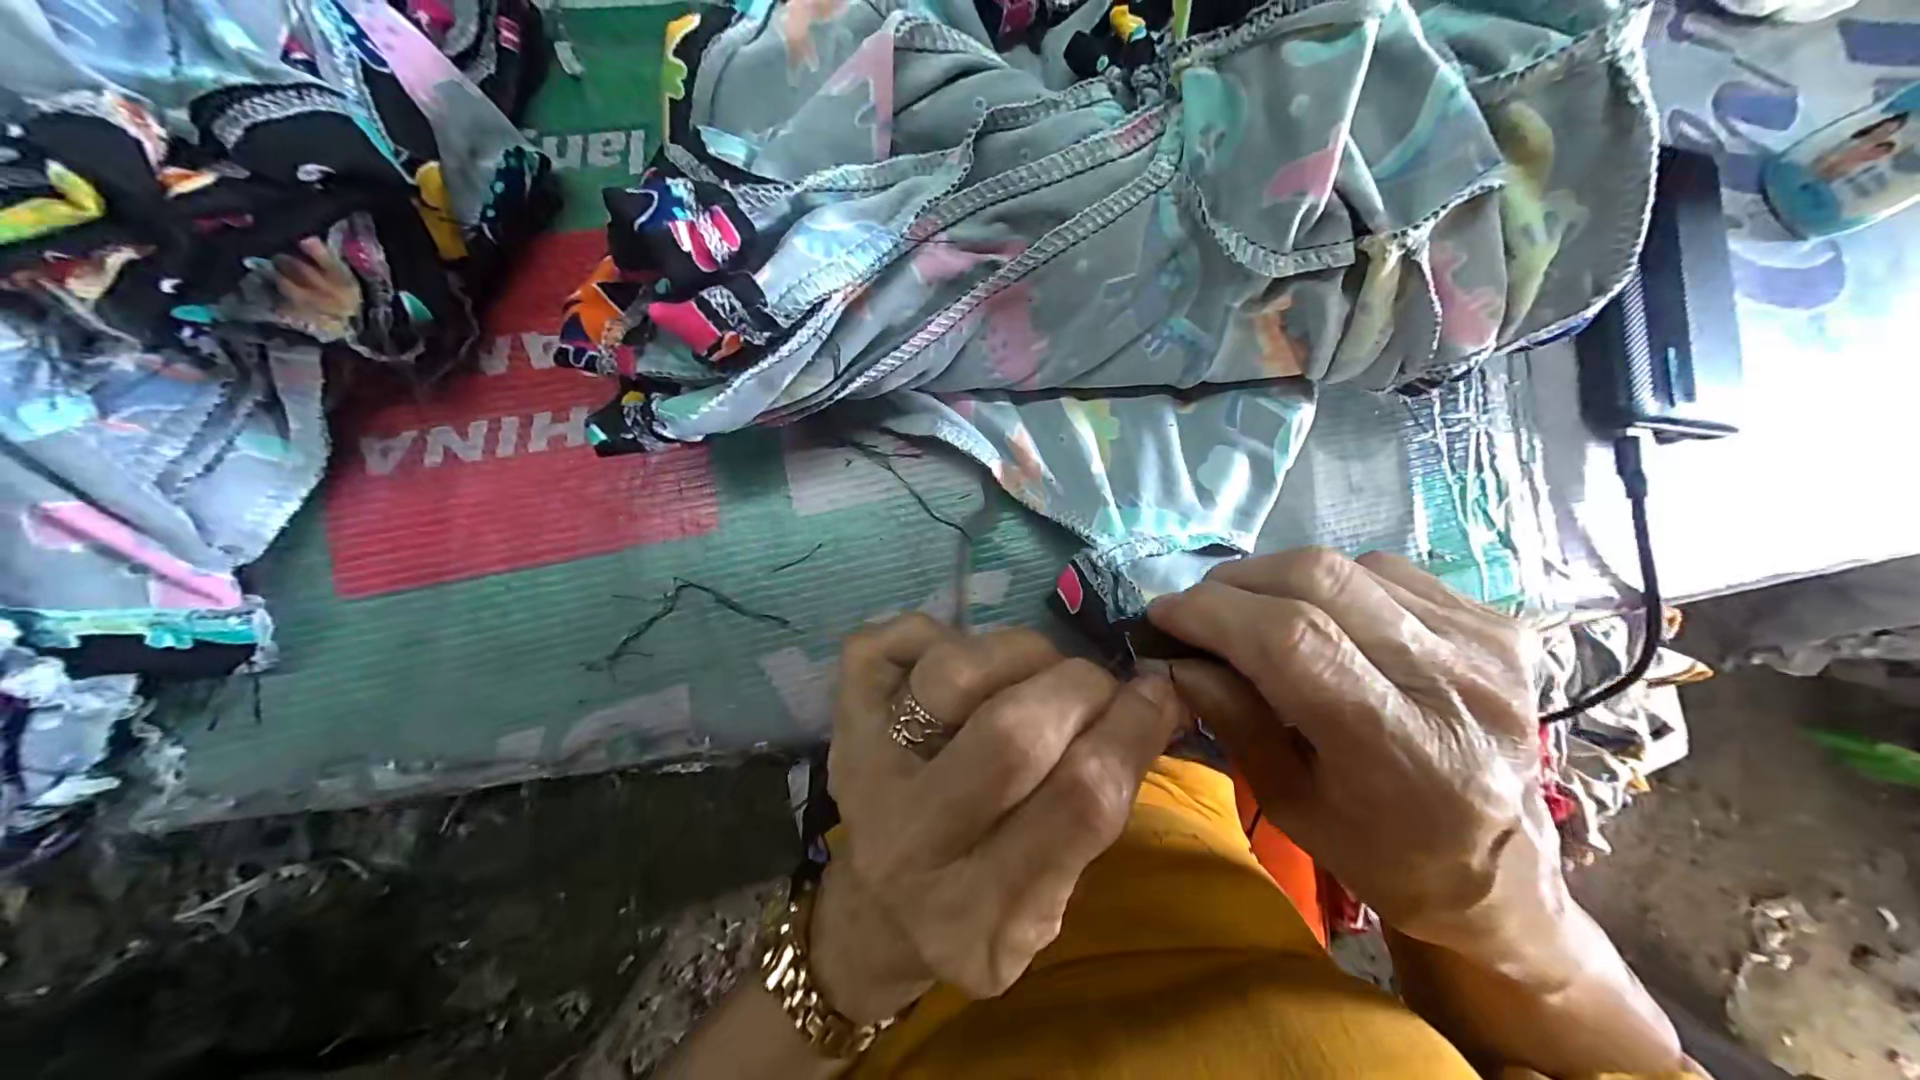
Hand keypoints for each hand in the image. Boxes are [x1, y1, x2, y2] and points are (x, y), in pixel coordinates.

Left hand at [810, 615, 1185, 1021]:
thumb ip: (1097, 811)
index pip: (1078, 803)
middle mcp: (910, 841)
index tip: (1159, 695)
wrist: (877, 911)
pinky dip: (938, 632)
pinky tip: (971, 661)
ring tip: (1040, 669)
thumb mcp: (1050, 902)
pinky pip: (884, 644)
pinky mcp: (841, 726)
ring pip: (951, 673)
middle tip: (1100, 685)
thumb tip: (1153, 699)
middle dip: (1080, 689)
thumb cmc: (980, 909)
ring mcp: (863, 774)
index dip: (1131, 732)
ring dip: (1020, 653)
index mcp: (979, 913)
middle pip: (1013, 732)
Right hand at [1146, 549, 1567, 972]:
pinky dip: (1328, 583)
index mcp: (1403, 752)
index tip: (1164, 615)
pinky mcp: (1499, 625)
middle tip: (1199, 608)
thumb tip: (1174, 655)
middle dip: (1236, 583)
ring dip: (1276, 579)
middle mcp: (1456, 684)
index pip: (1294, 641)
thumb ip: (1232, 718)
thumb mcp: (1288, 803)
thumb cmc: (1382, 853)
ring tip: (1250, 613)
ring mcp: (1486, 645)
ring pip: (1349, 566)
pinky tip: (1317, 615)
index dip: (1216, 614)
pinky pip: (1386, 571)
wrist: (1501, 869)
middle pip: (1320, 581)